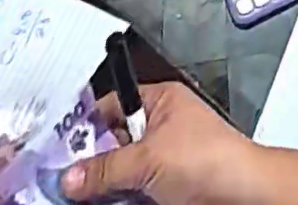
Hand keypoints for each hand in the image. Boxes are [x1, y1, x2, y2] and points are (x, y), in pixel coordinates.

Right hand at [65, 82, 268, 204]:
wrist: (241, 194)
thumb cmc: (204, 159)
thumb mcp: (148, 160)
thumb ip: (105, 168)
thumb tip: (67, 177)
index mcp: (160, 102)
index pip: (114, 105)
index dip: (87, 125)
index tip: (57, 148)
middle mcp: (160, 125)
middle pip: (114, 143)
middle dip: (90, 163)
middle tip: (59, 184)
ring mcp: (164, 158)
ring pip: (122, 172)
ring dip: (102, 188)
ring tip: (73, 200)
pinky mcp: (167, 187)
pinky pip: (133, 192)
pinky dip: (119, 199)